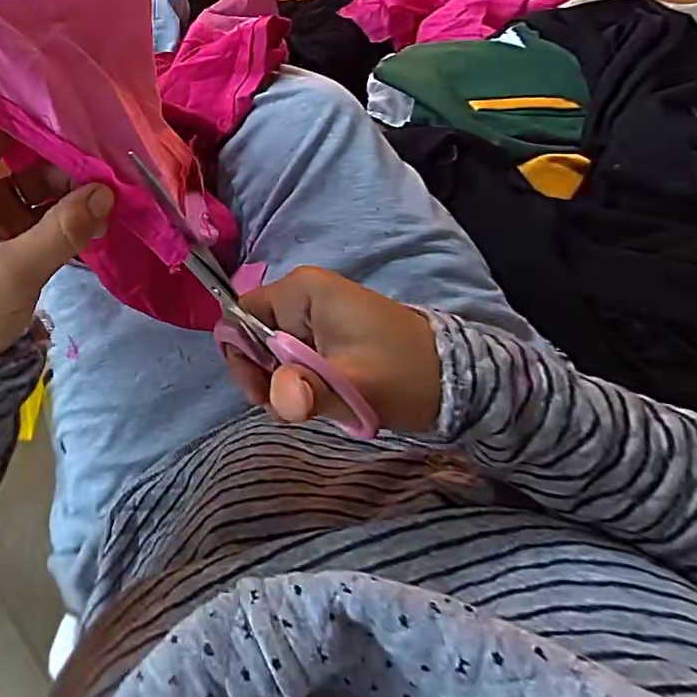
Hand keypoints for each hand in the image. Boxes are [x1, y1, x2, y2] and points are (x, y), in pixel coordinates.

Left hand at [0, 88, 113, 355]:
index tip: (33, 53)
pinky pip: (45, 197)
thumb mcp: (14, 273)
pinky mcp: (12, 224)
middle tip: (91, 102)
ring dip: (67, 163)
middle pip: (5, 134)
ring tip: (107, 157)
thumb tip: (108, 191)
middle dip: (46, 120)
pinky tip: (101, 194)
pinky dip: (70, 196)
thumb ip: (62, 231)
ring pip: (32, 166)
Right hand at [222, 266, 440, 432]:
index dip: (241, 356)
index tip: (262, 393)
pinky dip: (299, 380)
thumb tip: (278, 399)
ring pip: (272, 350)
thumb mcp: (356, 385)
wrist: (456, 380)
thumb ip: (312, 390)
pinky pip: (293, 355)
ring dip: (283, 381)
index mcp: (303, 290)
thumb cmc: (404, 374)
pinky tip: (321, 395)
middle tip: (289, 405)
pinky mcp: (327, 332)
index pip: (240, 316)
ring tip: (313, 402)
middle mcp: (303, 294)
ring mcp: (315, 313)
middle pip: (253, 334)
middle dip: (263, 374)